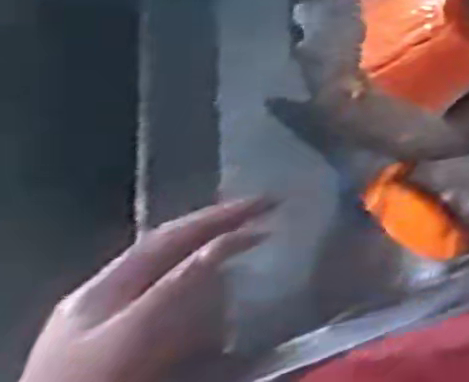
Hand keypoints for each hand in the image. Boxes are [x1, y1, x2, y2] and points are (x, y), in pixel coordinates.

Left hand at [22, 197, 274, 381]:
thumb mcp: (141, 326)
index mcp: (100, 288)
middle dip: (219, 231)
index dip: (221, 214)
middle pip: (166, 253)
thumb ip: (186, 277)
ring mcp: (104, 328)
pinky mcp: (119, 350)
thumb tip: (242, 233)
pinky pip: (168, 303)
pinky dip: (201, 287)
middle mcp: (100, 300)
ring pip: (167, 276)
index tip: (270, 202)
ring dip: (212, 257)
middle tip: (269, 214)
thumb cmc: (101, 375)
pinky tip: (220, 290)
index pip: (168, 235)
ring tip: (252, 245)